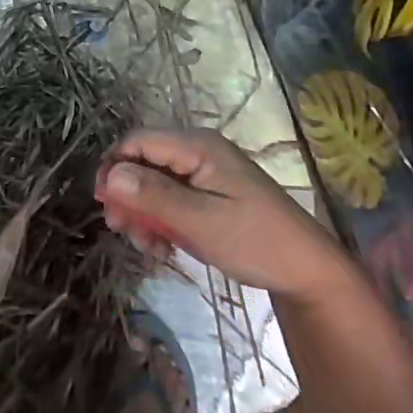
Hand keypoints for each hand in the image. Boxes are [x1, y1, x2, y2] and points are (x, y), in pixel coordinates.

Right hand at [95, 128, 347, 299]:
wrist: (308, 271)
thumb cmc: (255, 241)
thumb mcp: (201, 222)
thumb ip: (154, 196)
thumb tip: (109, 175)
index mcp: (198, 147)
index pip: (138, 141)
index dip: (114, 167)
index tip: (104, 204)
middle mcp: (198, 151)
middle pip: (144, 160)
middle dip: (127, 193)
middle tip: (120, 229)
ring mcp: (205, 173)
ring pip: (154, 182)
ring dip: (141, 211)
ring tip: (145, 246)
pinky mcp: (209, 194)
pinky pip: (171, 198)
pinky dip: (160, 219)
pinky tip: (161, 247)